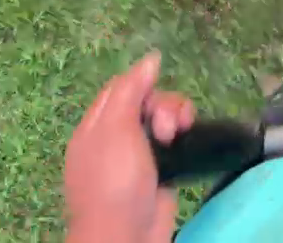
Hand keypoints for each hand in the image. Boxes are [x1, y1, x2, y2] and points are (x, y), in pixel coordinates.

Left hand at [64, 52, 195, 242]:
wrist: (126, 236)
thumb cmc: (114, 179)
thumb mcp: (117, 127)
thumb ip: (132, 89)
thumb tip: (152, 58)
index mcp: (95, 127)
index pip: (120, 89)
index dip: (140, 84)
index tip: (155, 90)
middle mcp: (115, 138)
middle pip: (145, 101)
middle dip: (162, 104)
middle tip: (167, 125)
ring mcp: (138, 155)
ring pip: (162, 118)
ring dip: (174, 116)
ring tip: (179, 132)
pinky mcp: (160, 169)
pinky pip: (174, 140)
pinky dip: (182, 134)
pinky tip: (187, 136)